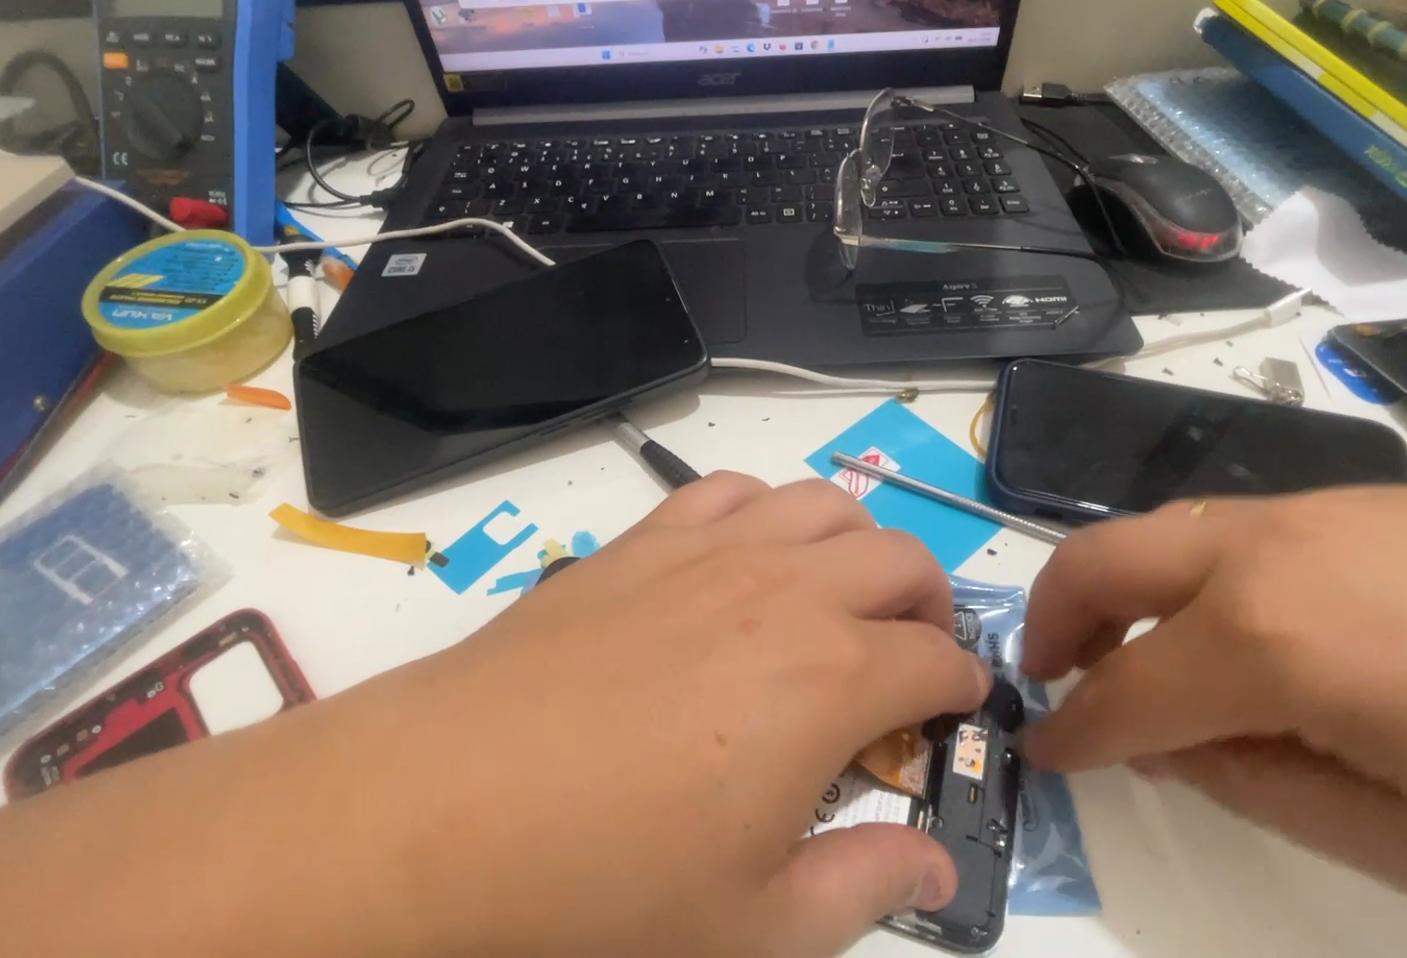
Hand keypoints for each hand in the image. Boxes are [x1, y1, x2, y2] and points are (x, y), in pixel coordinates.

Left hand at [407, 473, 988, 954]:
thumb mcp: (753, 923)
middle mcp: (787, 590)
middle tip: (911, 653)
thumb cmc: (604, 877)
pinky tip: (749, 554)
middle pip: (900, 559)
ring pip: (825, 504)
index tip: (952, 709)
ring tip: (841, 595)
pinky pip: (731, 491)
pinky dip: (766, 510)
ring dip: (857, 544)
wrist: (446, 803)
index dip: (960, 686)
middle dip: (929, 602)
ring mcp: (712, 551)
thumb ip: (863, 886)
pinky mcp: (645, 537)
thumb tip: (936, 870)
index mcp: (830, 679)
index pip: (937, 661)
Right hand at [1022, 488, 1406, 920]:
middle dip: (1050, 620)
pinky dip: (1188, 576)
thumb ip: (1259, 786)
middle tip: (1052, 678)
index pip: (1124, 690)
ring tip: (1137, 655)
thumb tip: (1171, 744)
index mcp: (1271, 642)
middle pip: (1098, 561)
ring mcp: (1314, 509)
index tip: (1040, 753)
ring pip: (1157, 532)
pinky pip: (1229, 530)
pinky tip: (1242, 628)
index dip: (1072, 731)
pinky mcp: (1363, 497)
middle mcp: (1264, 552)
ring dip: (1115, 591)